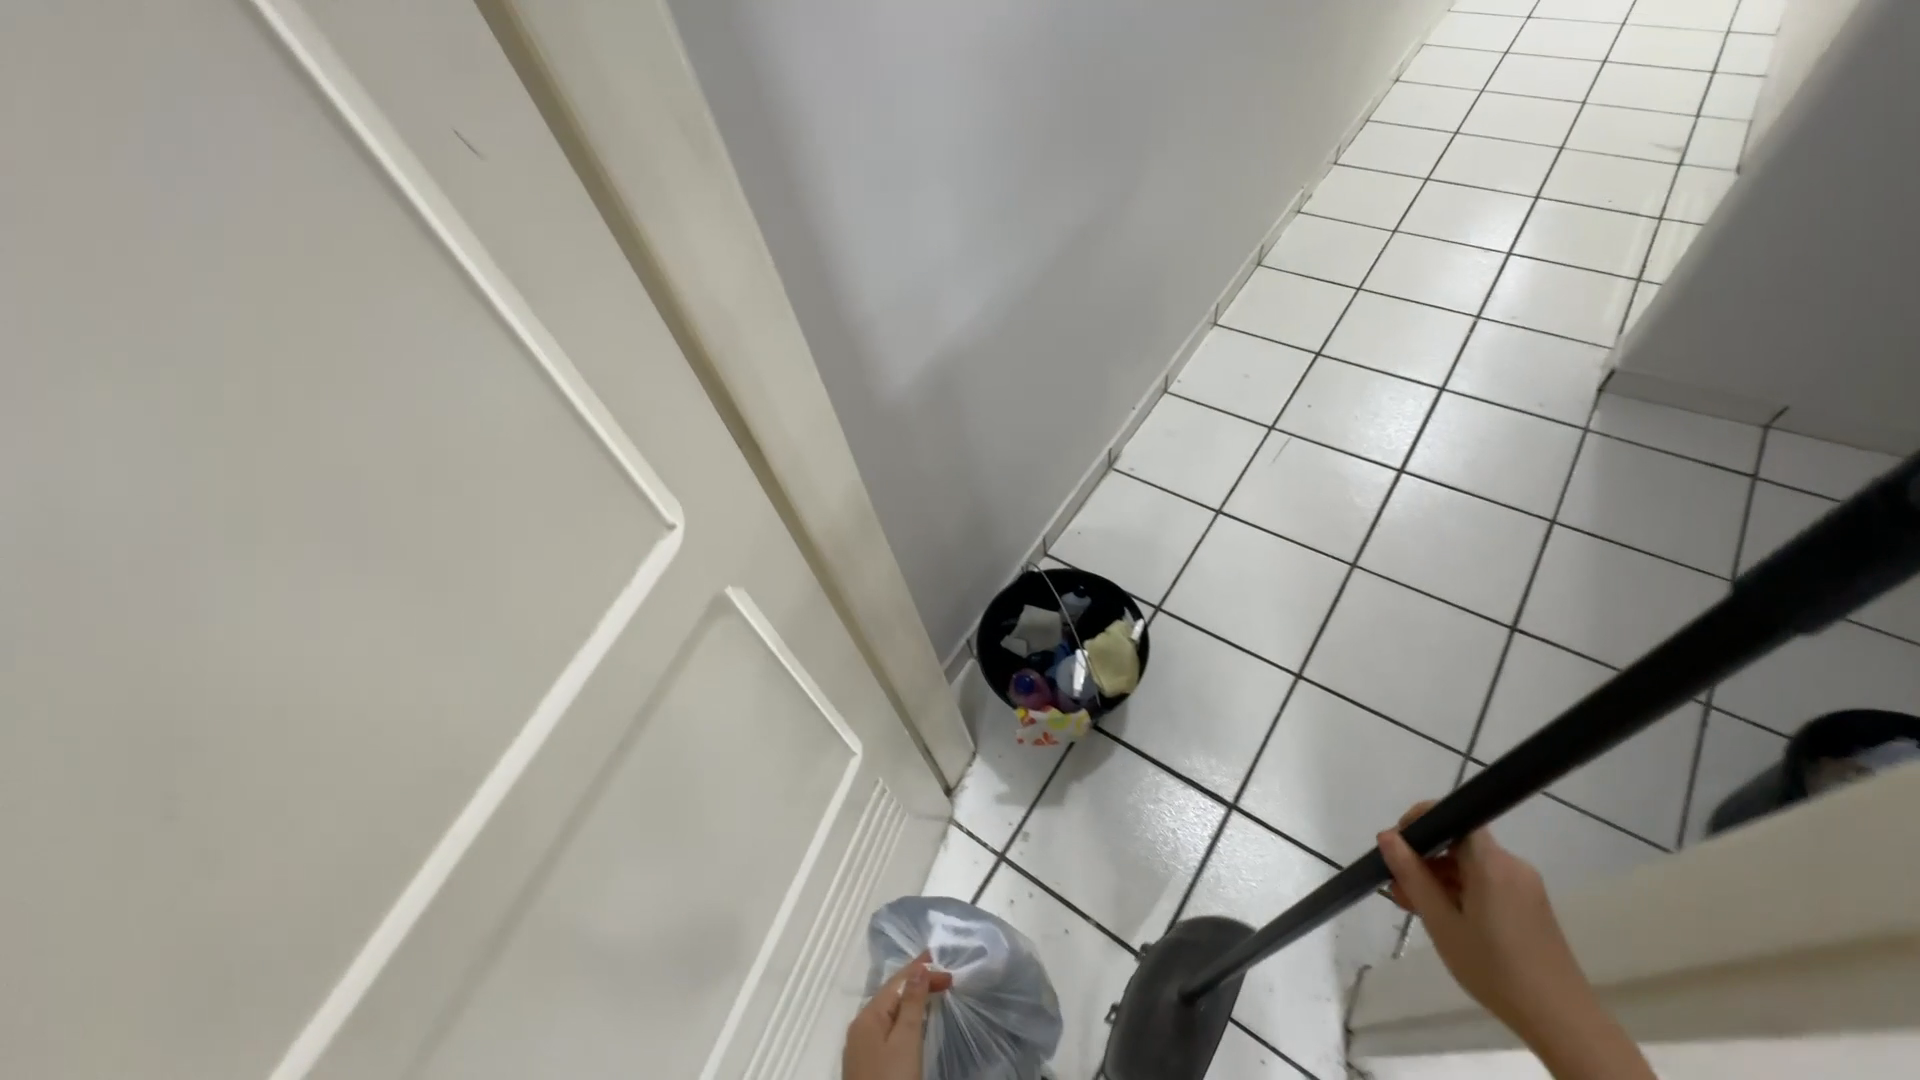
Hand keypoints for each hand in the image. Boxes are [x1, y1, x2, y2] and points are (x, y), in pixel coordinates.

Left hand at [843, 951, 953, 1079]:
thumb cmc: (892, 1079)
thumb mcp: (906, 1041)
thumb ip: (912, 1004)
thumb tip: (917, 969)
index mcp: (868, 1016)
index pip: (896, 982)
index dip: (920, 970)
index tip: (945, 963)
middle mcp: (860, 1026)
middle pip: (890, 994)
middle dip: (916, 982)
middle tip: (945, 978)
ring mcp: (861, 1046)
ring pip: (887, 1011)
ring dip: (909, 999)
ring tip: (931, 991)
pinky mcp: (866, 1063)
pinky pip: (885, 1028)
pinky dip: (902, 1017)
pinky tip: (912, 1021)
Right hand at [1375, 802, 1589, 1042]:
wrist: (1558, 1018)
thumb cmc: (1493, 968)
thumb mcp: (1441, 922)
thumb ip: (1412, 875)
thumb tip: (1388, 836)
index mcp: (1492, 863)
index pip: (1455, 817)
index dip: (1422, 821)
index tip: (1396, 846)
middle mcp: (1512, 865)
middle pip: (1459, 844)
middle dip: (1423, 858)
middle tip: (1397, 888)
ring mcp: (1524, 886)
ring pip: (1470, 866)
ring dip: (1438, 879)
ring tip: (1413, 907)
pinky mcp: (1529, 905)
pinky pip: (1485, 883)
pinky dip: (1460, 891)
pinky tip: (1443, 918)